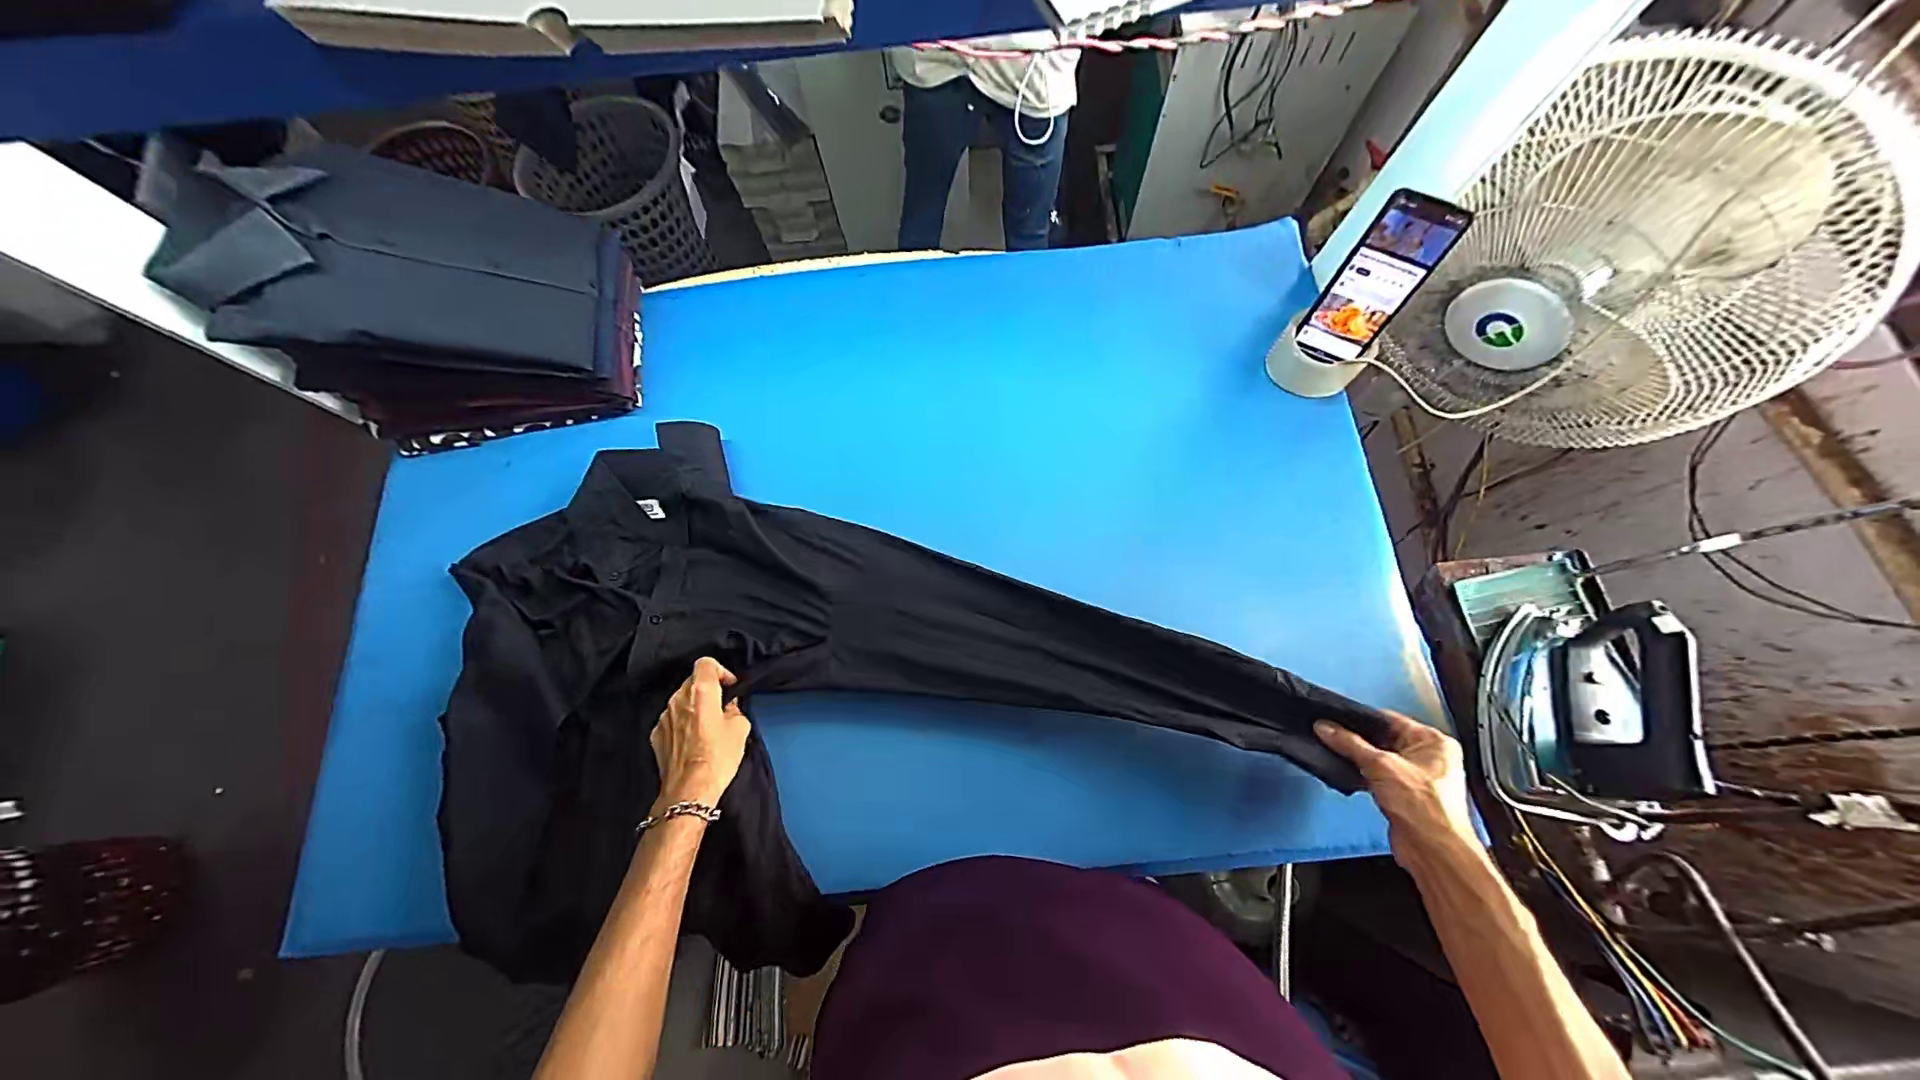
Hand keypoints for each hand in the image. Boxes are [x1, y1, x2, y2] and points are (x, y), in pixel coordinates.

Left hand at [651, 657, 751, 808]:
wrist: (689, 790)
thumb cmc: (717, 759)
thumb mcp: (740, 728)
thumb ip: (735, 708)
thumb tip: (729, 706)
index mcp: (700, 692)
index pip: (706, 663)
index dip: (721, 671)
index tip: (729, 686)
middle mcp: (678, 700)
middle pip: (692, 680)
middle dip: (708, 689)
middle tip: (722, 707)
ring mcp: (664, 717)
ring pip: (681, 700)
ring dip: (695, 706)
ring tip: (708, 726)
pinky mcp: (656, 734)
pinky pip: (672, 719)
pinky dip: (683, 722)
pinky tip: (694, 740)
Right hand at [1316, 711, 1475, 864]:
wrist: (1432, 850)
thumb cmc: (1428, 810)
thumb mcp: (1379, 765)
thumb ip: (1349, 743)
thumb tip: (1327, 728)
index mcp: (1434, 742)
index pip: (1389, 719)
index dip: (1361, 719)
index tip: (1336, 719)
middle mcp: (1430, 758)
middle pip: (1382, 739)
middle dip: (1358, 740)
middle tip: (1333, 736)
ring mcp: (1417, 778)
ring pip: (1379, 759)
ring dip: (1360, 760)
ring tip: (1341, 757)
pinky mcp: (1405, 796)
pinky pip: (1378, 777)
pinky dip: (1364, 775)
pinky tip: (1351, 776)